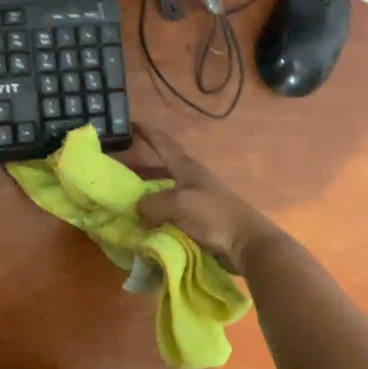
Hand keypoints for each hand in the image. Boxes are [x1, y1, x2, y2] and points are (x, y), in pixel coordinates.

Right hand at [132, 127, 285, 275]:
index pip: (164, 144)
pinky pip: (170, 211)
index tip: (131, 124)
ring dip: (147, 192)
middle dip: (140, 167)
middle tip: (119, 169)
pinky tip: (144, 220)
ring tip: (127, 198)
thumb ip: (151, 203)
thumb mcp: (177, 204)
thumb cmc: (214, 216)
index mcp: (188, 168)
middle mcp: (192, 180)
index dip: (148, 133)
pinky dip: (155, 212)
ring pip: (164, 190)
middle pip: (161, 168)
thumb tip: (138, 208)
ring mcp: (197, 200)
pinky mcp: (200, 220)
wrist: (248, 245)